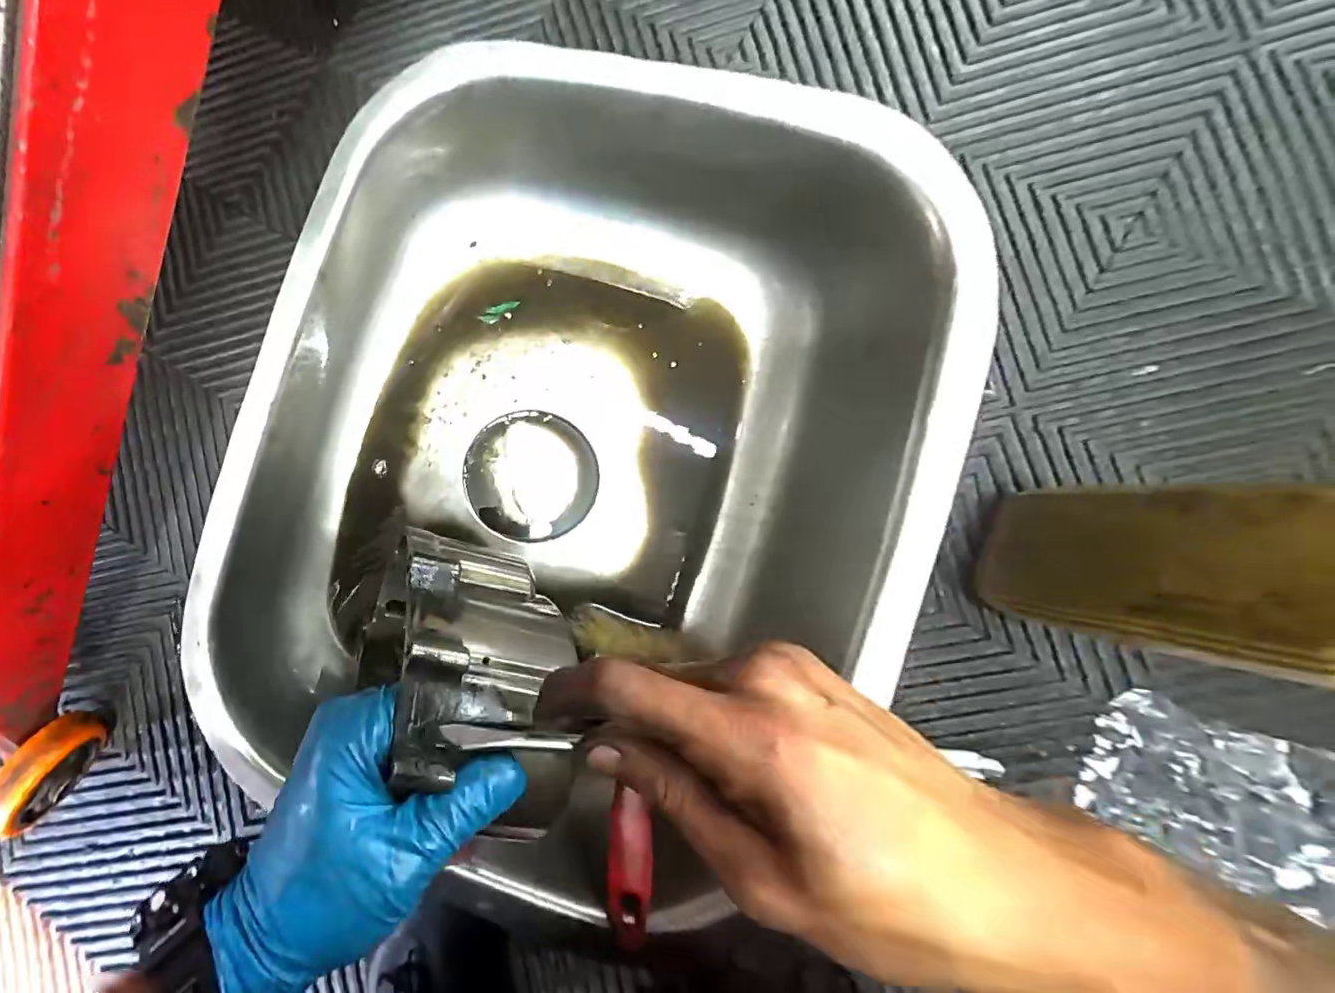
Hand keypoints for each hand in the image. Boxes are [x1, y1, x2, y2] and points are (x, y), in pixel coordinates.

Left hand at [204, 687, 524, 991]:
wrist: (275, 933)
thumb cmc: (332, 893)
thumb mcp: (408, 851)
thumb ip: (461, 807)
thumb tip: (511, 770)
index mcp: (351, 728)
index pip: (422, 698)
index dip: (465, 717)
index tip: (505, 740)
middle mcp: (344, 725)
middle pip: (419, 720)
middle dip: (458, 752)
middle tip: (495, 781)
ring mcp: (342, 748)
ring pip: (412, 746)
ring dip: (443, 777)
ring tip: (478, 807)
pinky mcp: (345, 772)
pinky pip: (395, 765)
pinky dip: (421, 790)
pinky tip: (448, 822)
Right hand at [537, 644, 1264, 992]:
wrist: (1022, 886)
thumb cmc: (895, 906)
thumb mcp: (765, 879)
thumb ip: (672, 796)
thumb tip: (608, 748)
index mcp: (753, 734)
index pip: (626, 685)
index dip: (573, 692)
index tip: (548, 711)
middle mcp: (766, 676)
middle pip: (656, 682)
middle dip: (632, 724)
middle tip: (642, 783)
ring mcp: (792, 665)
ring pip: (690, 680)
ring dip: (675, 722)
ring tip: (712, 787)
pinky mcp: (810, 667)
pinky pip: (726, 678)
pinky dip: (709, 712)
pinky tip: (747, 763)